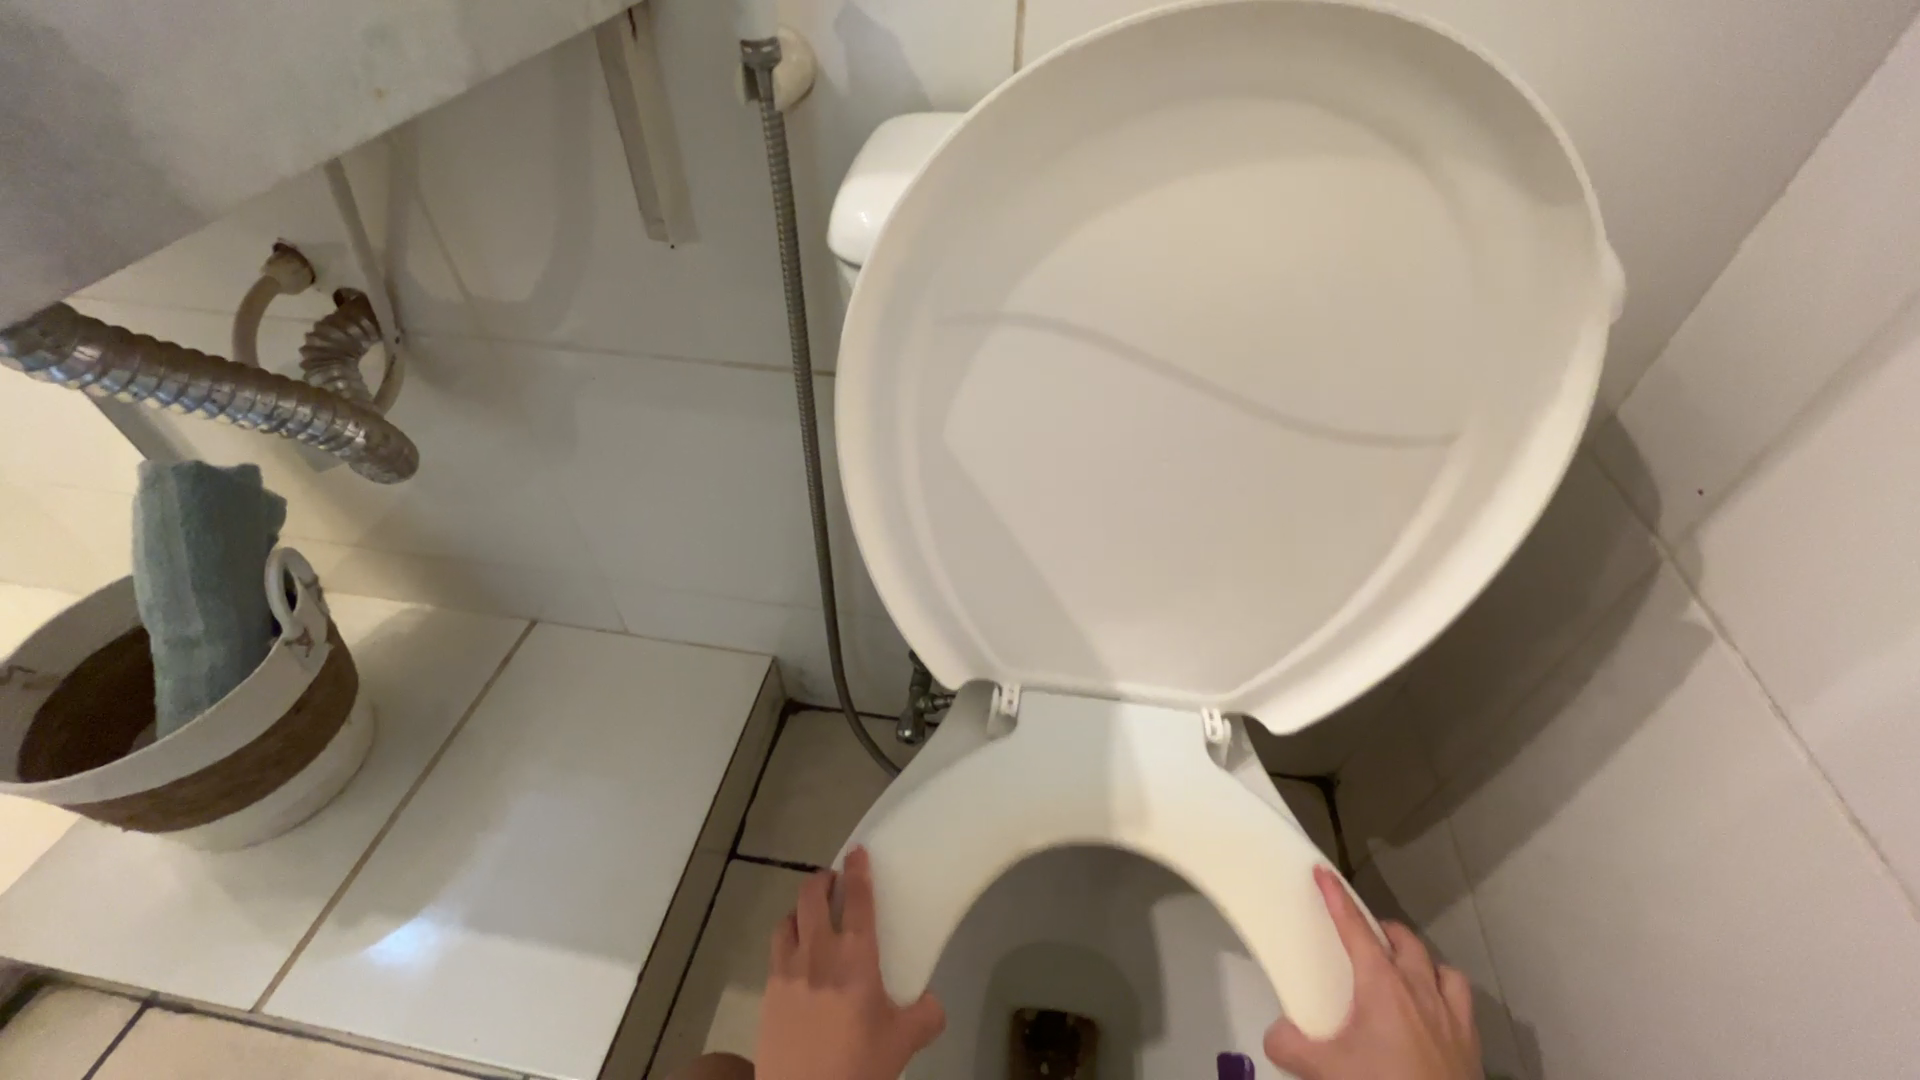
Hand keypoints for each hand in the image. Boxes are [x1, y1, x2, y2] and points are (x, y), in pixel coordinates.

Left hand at [757, 846, 946, 1079]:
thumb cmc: (858, 1067)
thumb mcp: (903, 1043)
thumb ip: (925, 1015)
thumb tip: (931, 1002)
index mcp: (856, 957)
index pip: (859, 899)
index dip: (858, 870)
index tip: (857, 851)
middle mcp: (819, 952)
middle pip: (812, 896)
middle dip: (823, 880)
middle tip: (834, 880)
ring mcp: (788, 970)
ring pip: (788, 919)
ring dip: (801, 909)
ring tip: (811, 916)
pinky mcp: (767, 992)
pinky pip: (776, 951)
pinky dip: (787, 940)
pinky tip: (797, 958)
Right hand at [1263, 866, 1481, 1079]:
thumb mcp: (1323, 1070)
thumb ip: (1289, 1045)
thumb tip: (1276, 1034)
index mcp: (1381, 984)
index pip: (1354, 928)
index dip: (1337, 897)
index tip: (1323, 872)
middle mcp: (1418, 989)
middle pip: (1403, 940)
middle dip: (1381, 929)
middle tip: (1362, 939)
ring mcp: (1451, 1015)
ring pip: (1440, 966)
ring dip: (1419, 960)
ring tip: (1403, 972)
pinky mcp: (1471, 1043)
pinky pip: (1462, 1000)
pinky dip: (1447, 993)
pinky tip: (1434, 1010)